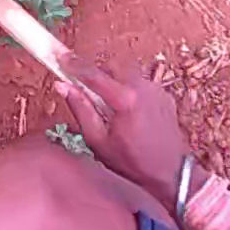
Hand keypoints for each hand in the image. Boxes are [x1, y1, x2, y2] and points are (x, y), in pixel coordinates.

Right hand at [57, 59, 191, 208]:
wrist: (172, 174)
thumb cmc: (132, 163)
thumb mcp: (98, 141)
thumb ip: (80, 109)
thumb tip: (62, 85)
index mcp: (125, 99)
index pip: (92, 74)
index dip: (72, 63)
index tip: (58, 55)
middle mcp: (144, 87)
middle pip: (111, 67)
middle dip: (94, 74)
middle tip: (82, 89)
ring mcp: (156, 89)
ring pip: (126, 73)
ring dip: (112, 82)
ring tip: (106, 107)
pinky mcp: (164, 95)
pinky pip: (140, 84)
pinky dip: (127, 90)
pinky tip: (125, 113)